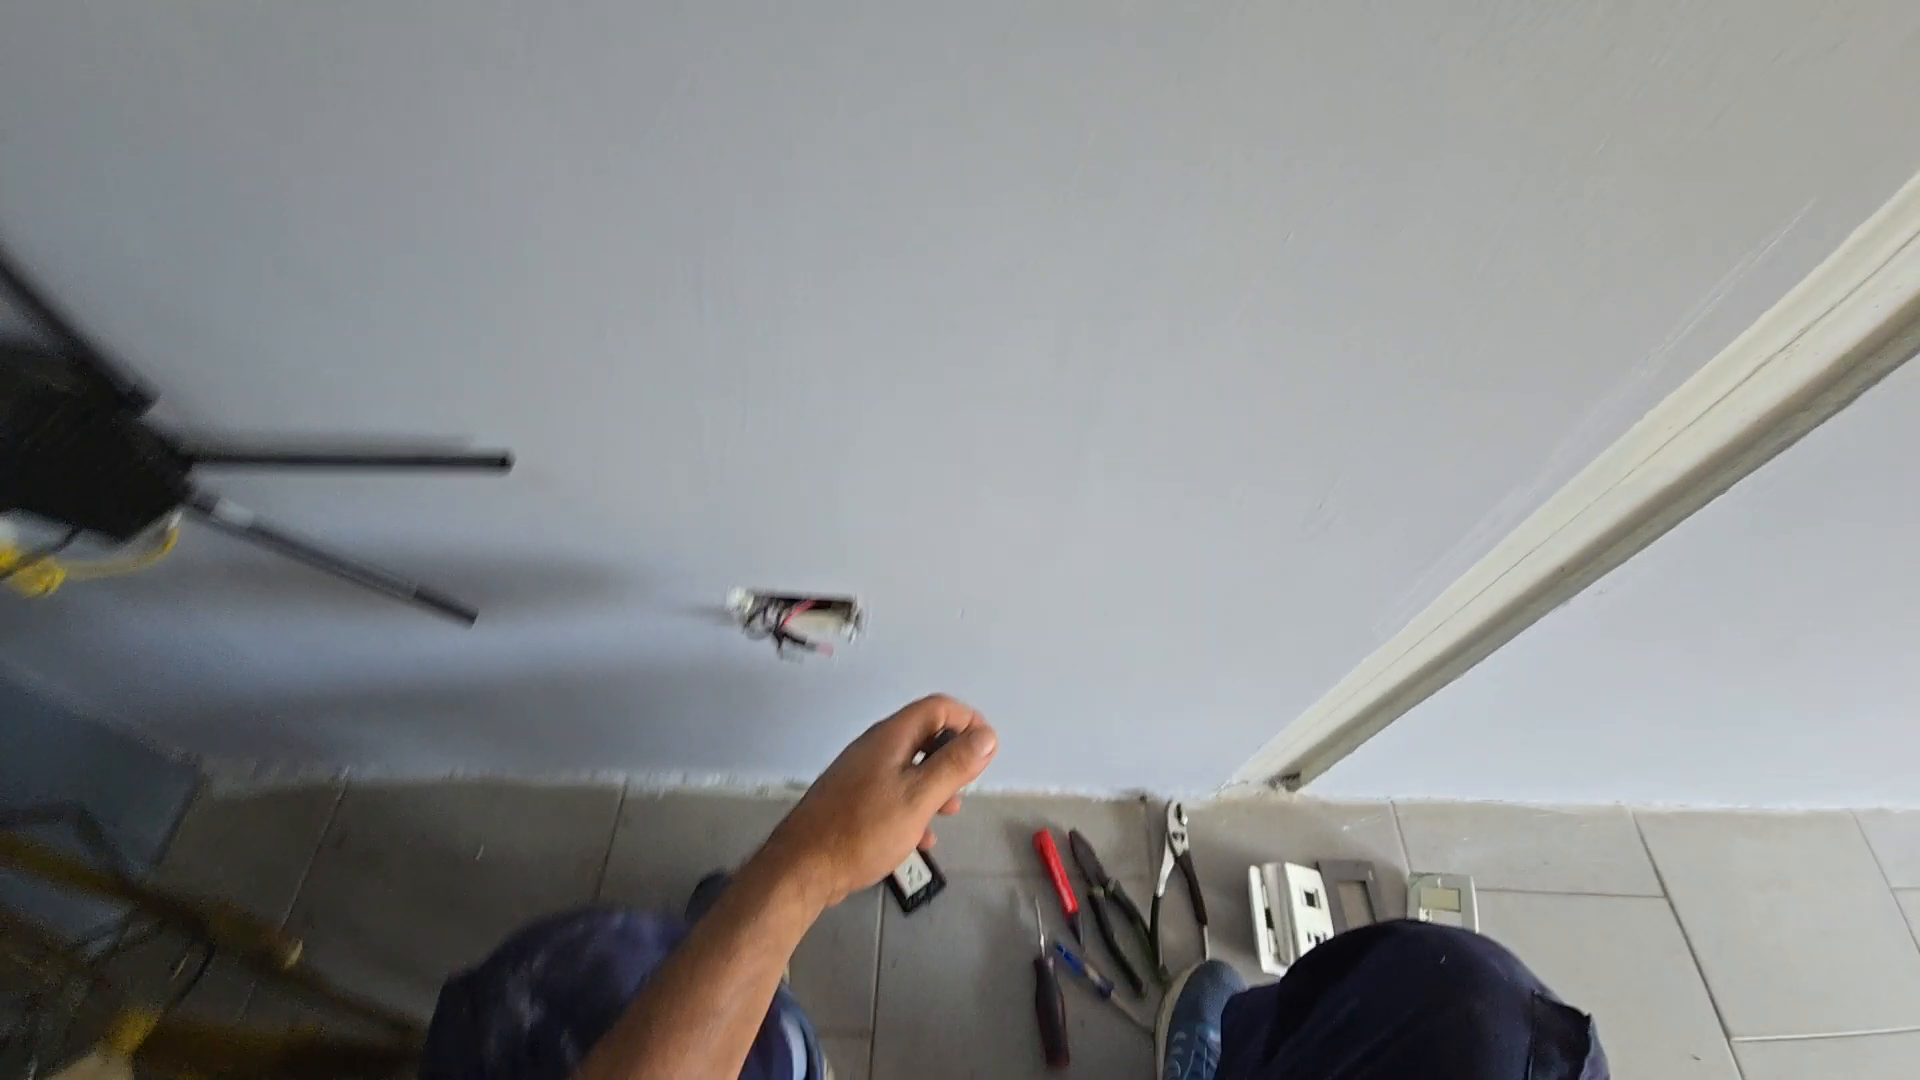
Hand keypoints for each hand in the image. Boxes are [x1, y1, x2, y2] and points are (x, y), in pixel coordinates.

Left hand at [757, 695, 997, 908]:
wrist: (802, 869)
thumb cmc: (865, 829)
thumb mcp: (919, 797)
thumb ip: (954, 765)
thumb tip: (986, 735)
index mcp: (892, 736)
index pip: (938, 707)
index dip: (967, 720)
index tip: (987, 749)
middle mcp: (875, 747)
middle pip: (924, 734)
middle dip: (953, 755)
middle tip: (969, 783)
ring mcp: (861, 773)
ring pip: (910, 766)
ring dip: (936, 784)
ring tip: (950, 812)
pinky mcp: (853, 799)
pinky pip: (893, 792)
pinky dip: (914, 806)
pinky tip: (921, 838)